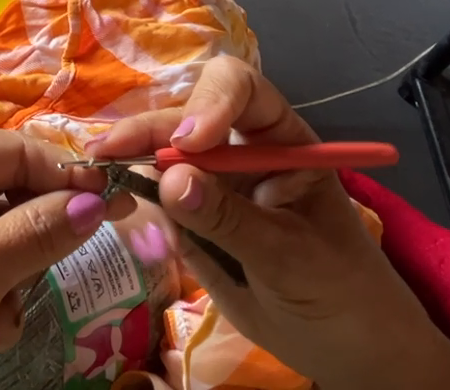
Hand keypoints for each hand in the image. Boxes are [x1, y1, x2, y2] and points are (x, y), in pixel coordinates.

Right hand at [94, 56, 449, 389]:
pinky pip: (154, 194)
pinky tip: (111, 200)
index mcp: (280, 139)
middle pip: (185, 118)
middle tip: (105, 154)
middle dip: (146, 131)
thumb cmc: (344, 298)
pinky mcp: (190, 214)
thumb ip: (230, 219)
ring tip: (95, 174)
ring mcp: (211, 181)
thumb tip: (167, 179)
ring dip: (128, 157)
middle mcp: (239, 148)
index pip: (242, 90)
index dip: (211, 102)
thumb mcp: (293, 259)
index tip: (188, 143)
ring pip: (160, 153)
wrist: (354, 359)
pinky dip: (130, 194)